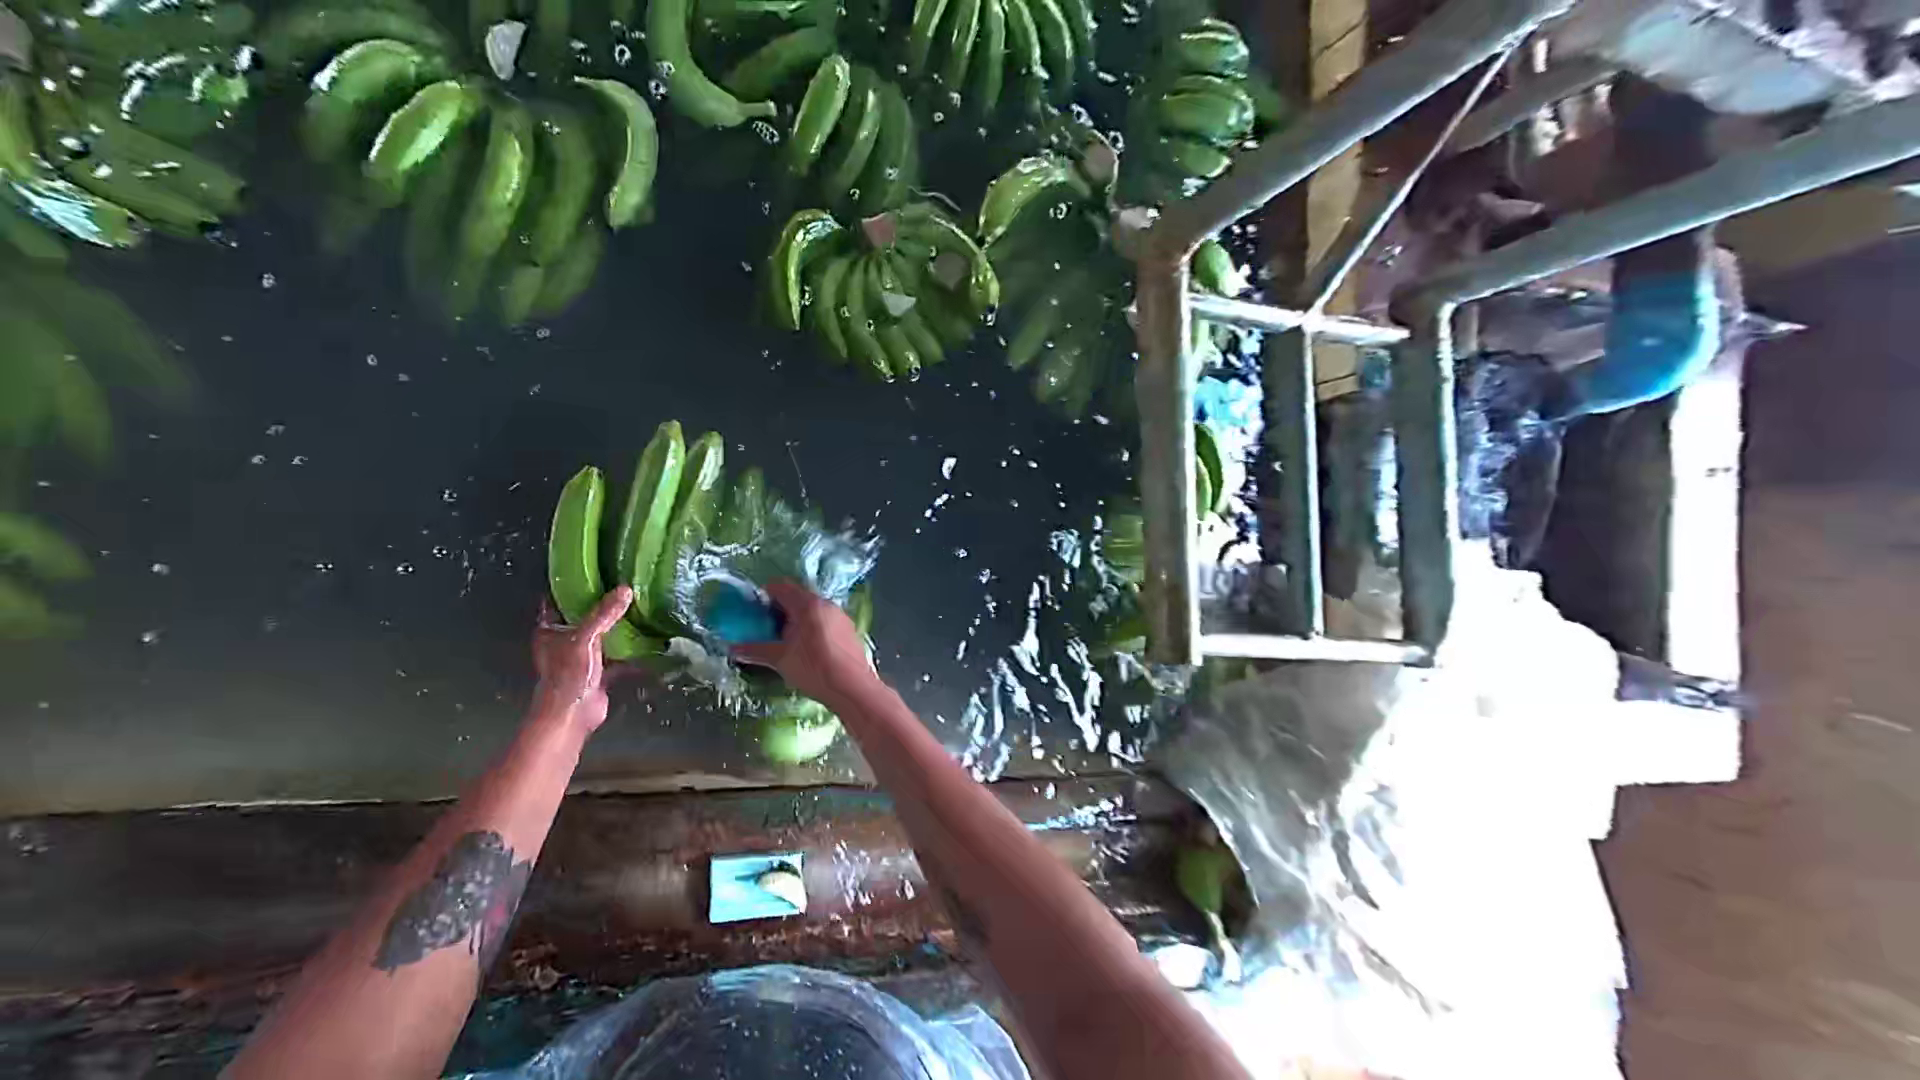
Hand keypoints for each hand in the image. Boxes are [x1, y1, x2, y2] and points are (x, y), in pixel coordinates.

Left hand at [531, 585, 632, 733]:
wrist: (573, 714)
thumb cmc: (568, 674)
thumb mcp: (584, 638)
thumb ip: (604, 614)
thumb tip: (626, 589)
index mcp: (550, 630)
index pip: (557, 601)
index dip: (571, 586)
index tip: (592, 571)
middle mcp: (563, 641)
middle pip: (583, 617)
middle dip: (601, 605)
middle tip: (623, 588)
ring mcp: (581, 657)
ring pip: (601, 636)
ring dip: (617, 628)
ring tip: (639, 609)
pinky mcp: (598, 672)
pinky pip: (617, 657)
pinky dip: (632, 652)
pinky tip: (650, 643)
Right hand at [733, 581, 874, 706]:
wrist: (853, 688)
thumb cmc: (814, 669)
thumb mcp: (780, 659)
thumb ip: (755, 650)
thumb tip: (732, 648)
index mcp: (808, 604)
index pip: (781, 586)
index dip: (764, 595)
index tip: (754, 612)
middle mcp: (826, 604)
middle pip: (798, 597)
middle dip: (780, 609)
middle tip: (766, 629)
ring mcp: (840, 616)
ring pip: (813, 609)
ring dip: (797, 619)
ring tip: (785, 641)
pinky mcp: (849, 630)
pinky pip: (825, 620)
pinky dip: (812, 627)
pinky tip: (807, 649)